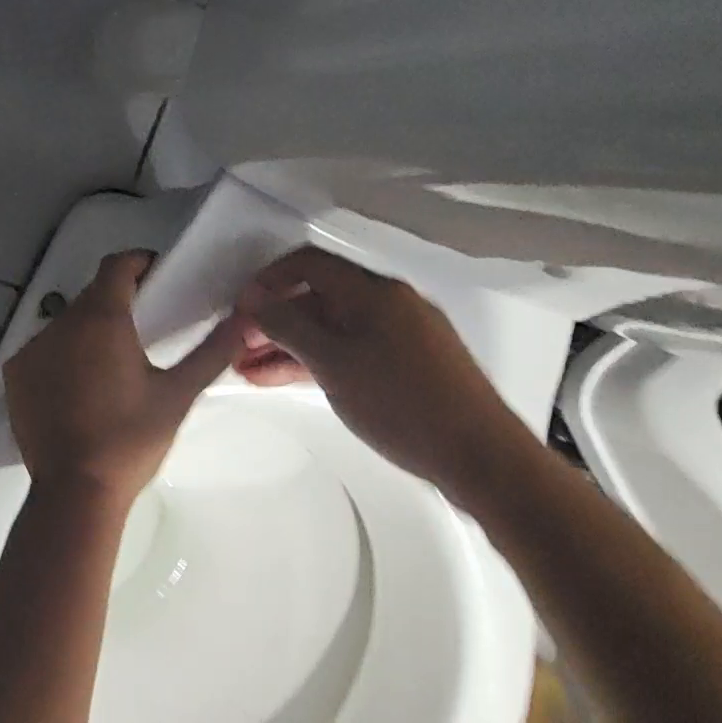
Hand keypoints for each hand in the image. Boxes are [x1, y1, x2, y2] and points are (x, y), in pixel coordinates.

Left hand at [3, 251, 240, 499]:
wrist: (75, 490)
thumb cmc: (131, 439)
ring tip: (112, 366)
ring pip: (66, 324)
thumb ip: (212, 352)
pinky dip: (61, 358)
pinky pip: (43, 351)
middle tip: (143, 328)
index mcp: (101, 319)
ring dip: (88, 333)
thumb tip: (245, 320)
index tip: (156, 276)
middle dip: (117, 302)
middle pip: (91, 296)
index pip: (116, 266)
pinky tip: (79, 388)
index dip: (138, 263)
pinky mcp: (15, 373)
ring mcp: (32, 348)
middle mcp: (61, 323)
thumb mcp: (178, 394)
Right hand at [239, 247, 529, 496]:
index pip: (307, 263)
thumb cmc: (401, 403)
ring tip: (250, 371)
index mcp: (372, 292)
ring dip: (289, 344)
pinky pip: (350, 349)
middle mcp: (389, 303)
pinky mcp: (407, 365)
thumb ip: (285, 324)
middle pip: (317, 297)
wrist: (482, 459)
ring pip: (331, 327)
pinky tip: (286, 379)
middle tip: (239, 346)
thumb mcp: (330, 362)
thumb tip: (253, 298)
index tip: (240, 309)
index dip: (267, 280)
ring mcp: (401, 335)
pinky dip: (318, 359)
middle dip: (273, 319)